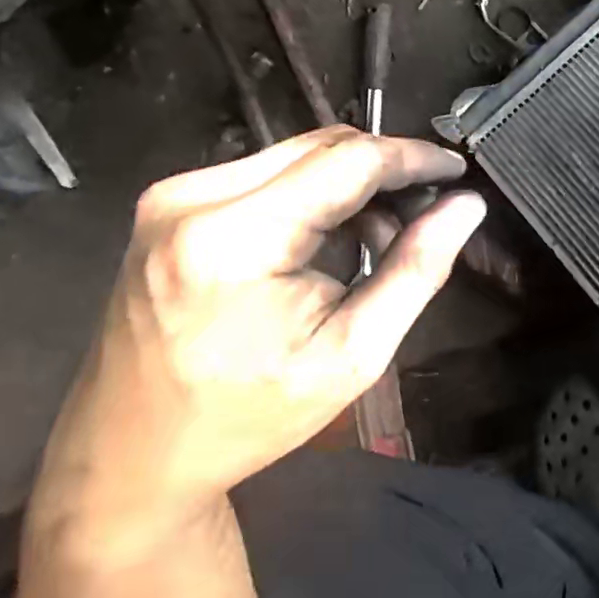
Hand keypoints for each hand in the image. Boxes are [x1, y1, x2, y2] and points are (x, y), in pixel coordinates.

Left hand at [97, 126, 484, 501]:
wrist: (133, 450)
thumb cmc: (247, 416)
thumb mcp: (350, 356)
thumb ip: (414, 272)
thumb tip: (464, 208)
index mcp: (234, 238)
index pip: (347, 161)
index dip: (411, 157)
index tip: (455, 170)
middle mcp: (193, 197)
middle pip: (319, 146)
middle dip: (382, 172)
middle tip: (421, 217)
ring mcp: (171, 196)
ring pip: (292, 155)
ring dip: (347, 184)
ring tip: (374, 242)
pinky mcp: (167, 204)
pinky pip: (261, 174)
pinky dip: (308, 194)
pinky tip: (325, 240)